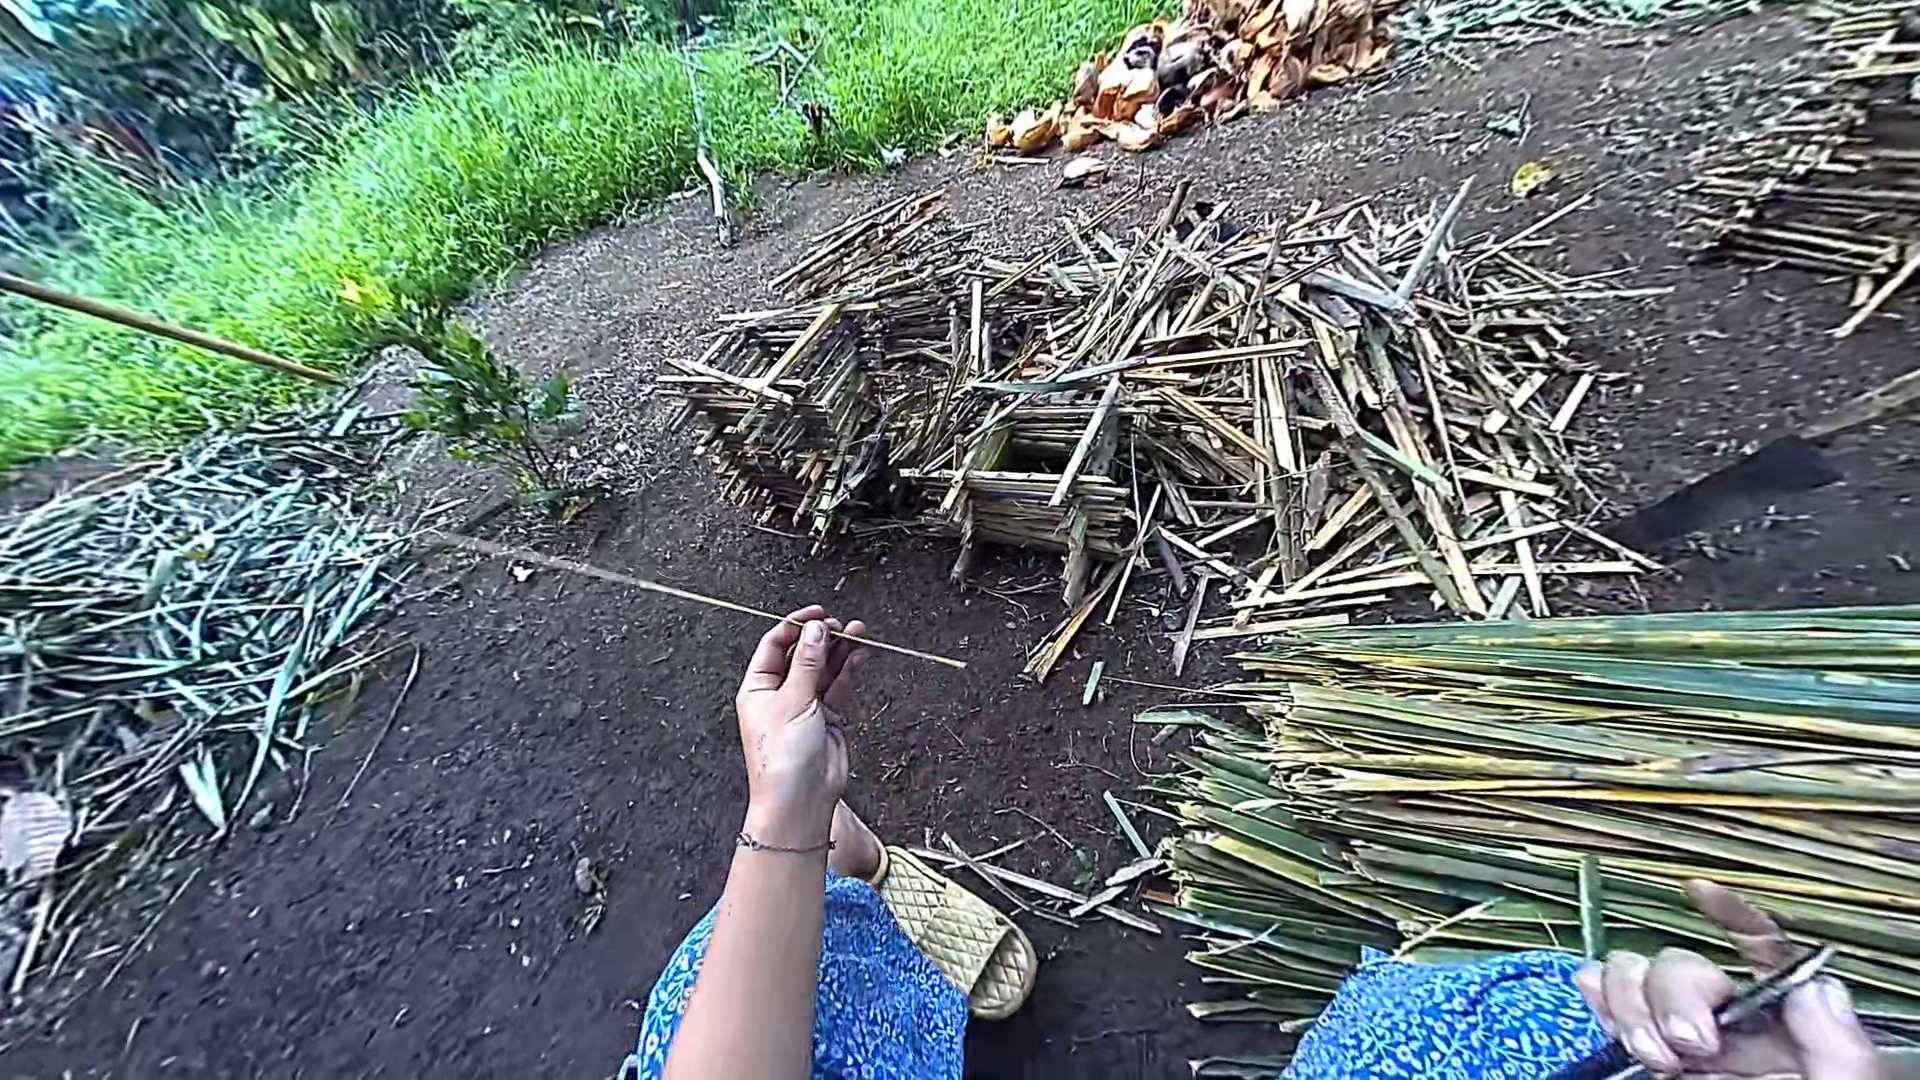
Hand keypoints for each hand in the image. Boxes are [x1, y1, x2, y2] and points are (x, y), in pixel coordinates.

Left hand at [733, 605, 867, 848]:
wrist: (800, 800)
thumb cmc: (782, 758)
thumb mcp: (793, 700)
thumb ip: (808, 661)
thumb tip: (815, 629)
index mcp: (758, 688)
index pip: (775, 645)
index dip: (796, 626)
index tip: (818, 614)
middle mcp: (780, 694)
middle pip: (802, 654)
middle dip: (822, 637)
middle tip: (840, 625)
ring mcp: (804, 705)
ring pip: (824, 668)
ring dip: (840, 651)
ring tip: (858, 632)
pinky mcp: (826, 716)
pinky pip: (838, 686)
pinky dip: (849, 670)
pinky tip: (859, 655)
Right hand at [1575, 880, 1879, 1078]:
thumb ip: (1839, 1057)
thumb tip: (1821, 983)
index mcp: (1787, 1035)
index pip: (1764, 955)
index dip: (1734, 917)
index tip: (1695, 892)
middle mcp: (1726, 1022)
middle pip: (1679, 963)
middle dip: (1670, 993)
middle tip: (1686, 1047)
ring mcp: (1669, 1027)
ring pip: (1625, 967)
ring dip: (1627, 1001)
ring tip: (1650, 1056)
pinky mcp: (1626, 1033)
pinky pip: (1592, 988)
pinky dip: (1594, 995)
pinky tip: (1606, 1018)